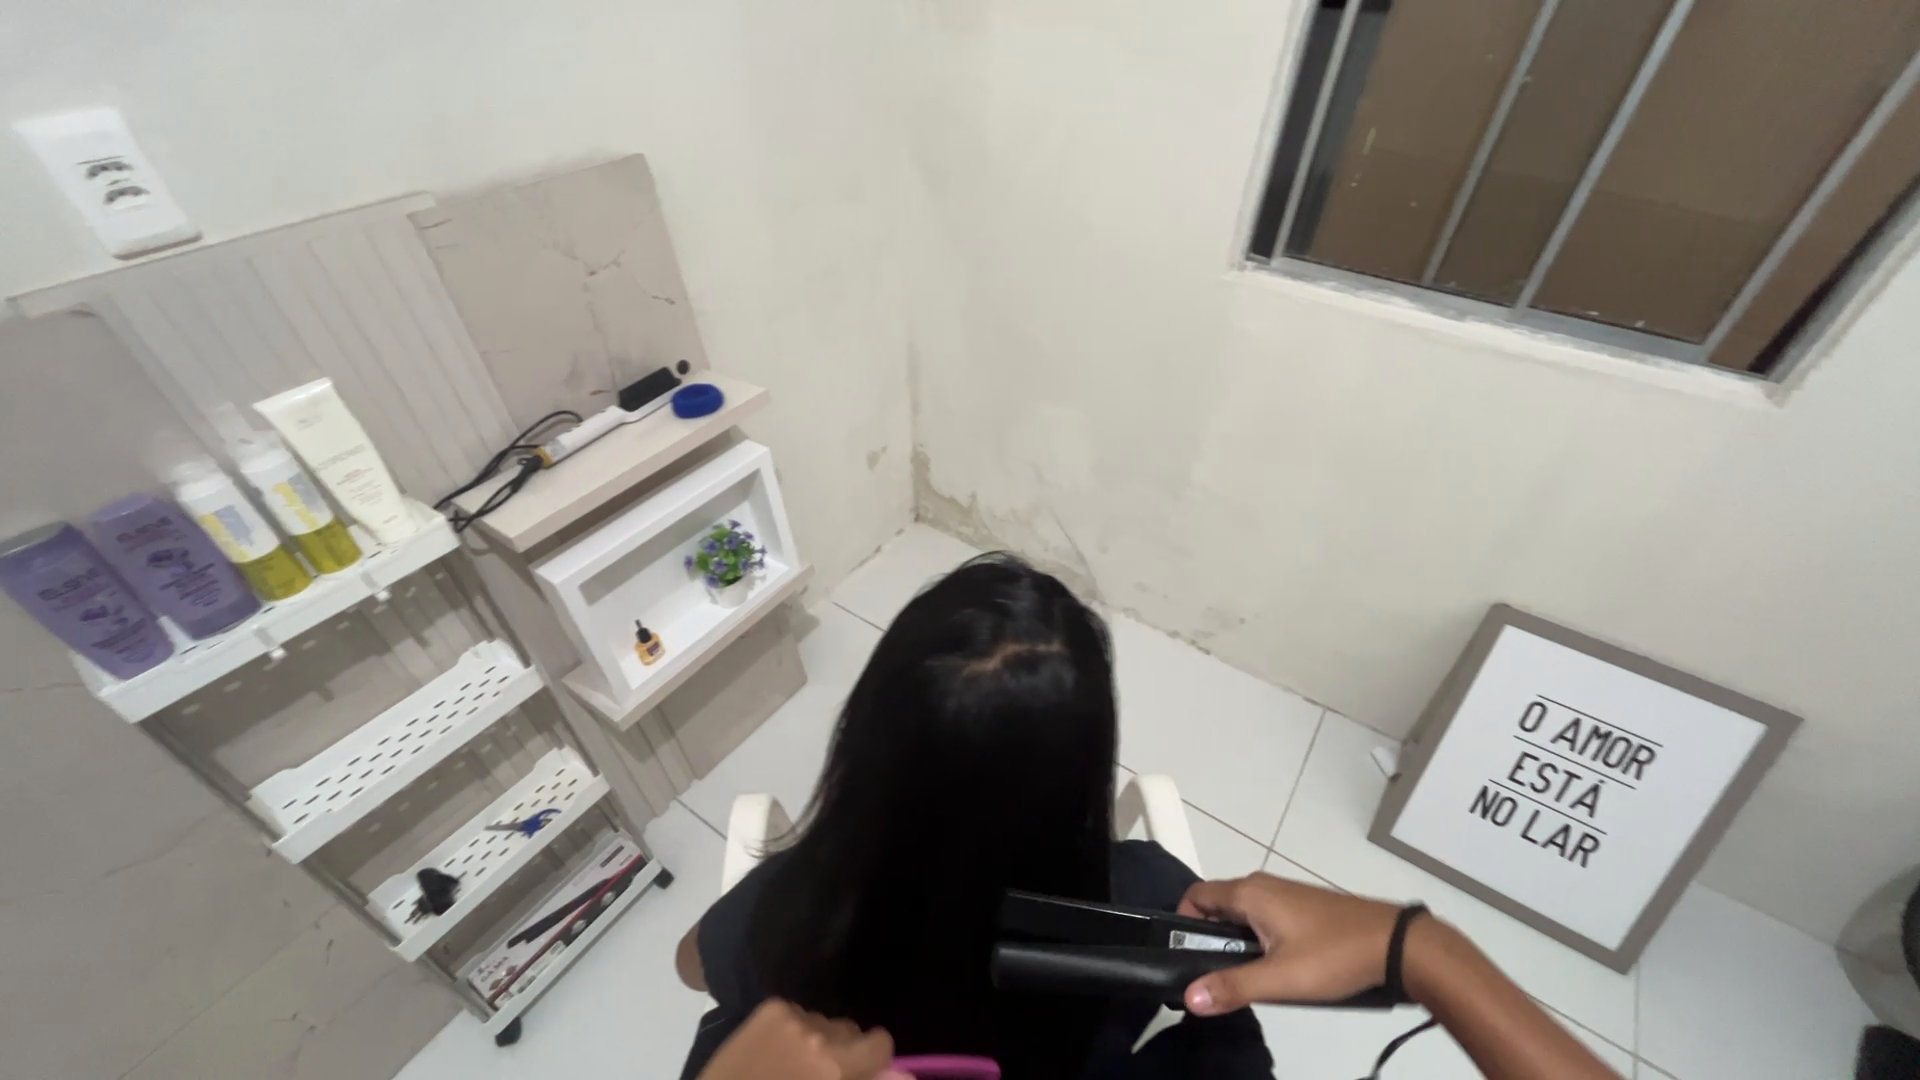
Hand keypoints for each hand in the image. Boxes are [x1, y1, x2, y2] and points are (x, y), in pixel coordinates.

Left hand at [696, 999, 906, 1079]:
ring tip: (790, 1071)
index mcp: (833, 1069)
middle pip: (852, 1031)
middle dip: (843, 1053)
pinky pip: (800, 1014)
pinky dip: (794, 1032)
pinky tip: (773, 1057)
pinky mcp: (771, 1008)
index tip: (858, 1077)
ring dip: (817, 1043)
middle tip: (819, 1079)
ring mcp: (791, 1018)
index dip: (873, 1063)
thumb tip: (907, 1075)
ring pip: (825, 1023)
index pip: (879, 1043)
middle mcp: (817, 1036)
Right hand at [1176, 873, 1408, 1015]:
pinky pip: (1265, 917)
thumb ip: (1234, 986)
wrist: (1397, 945)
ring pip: (1244, 914)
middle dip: (1210, 939)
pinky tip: (1279, 969)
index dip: (1183, 922)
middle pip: (1218, 905)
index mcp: (1248, 892)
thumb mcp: (1281, 979)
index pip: (1196, 895)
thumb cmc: (1333, 956)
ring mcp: (1284, 894)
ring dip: (1237, 942)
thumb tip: (1189, 997)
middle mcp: (1261, 885)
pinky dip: (1259, 939)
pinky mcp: (1303, 907)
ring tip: (1249, 979)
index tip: (1186, 957)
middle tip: (1216, 977)